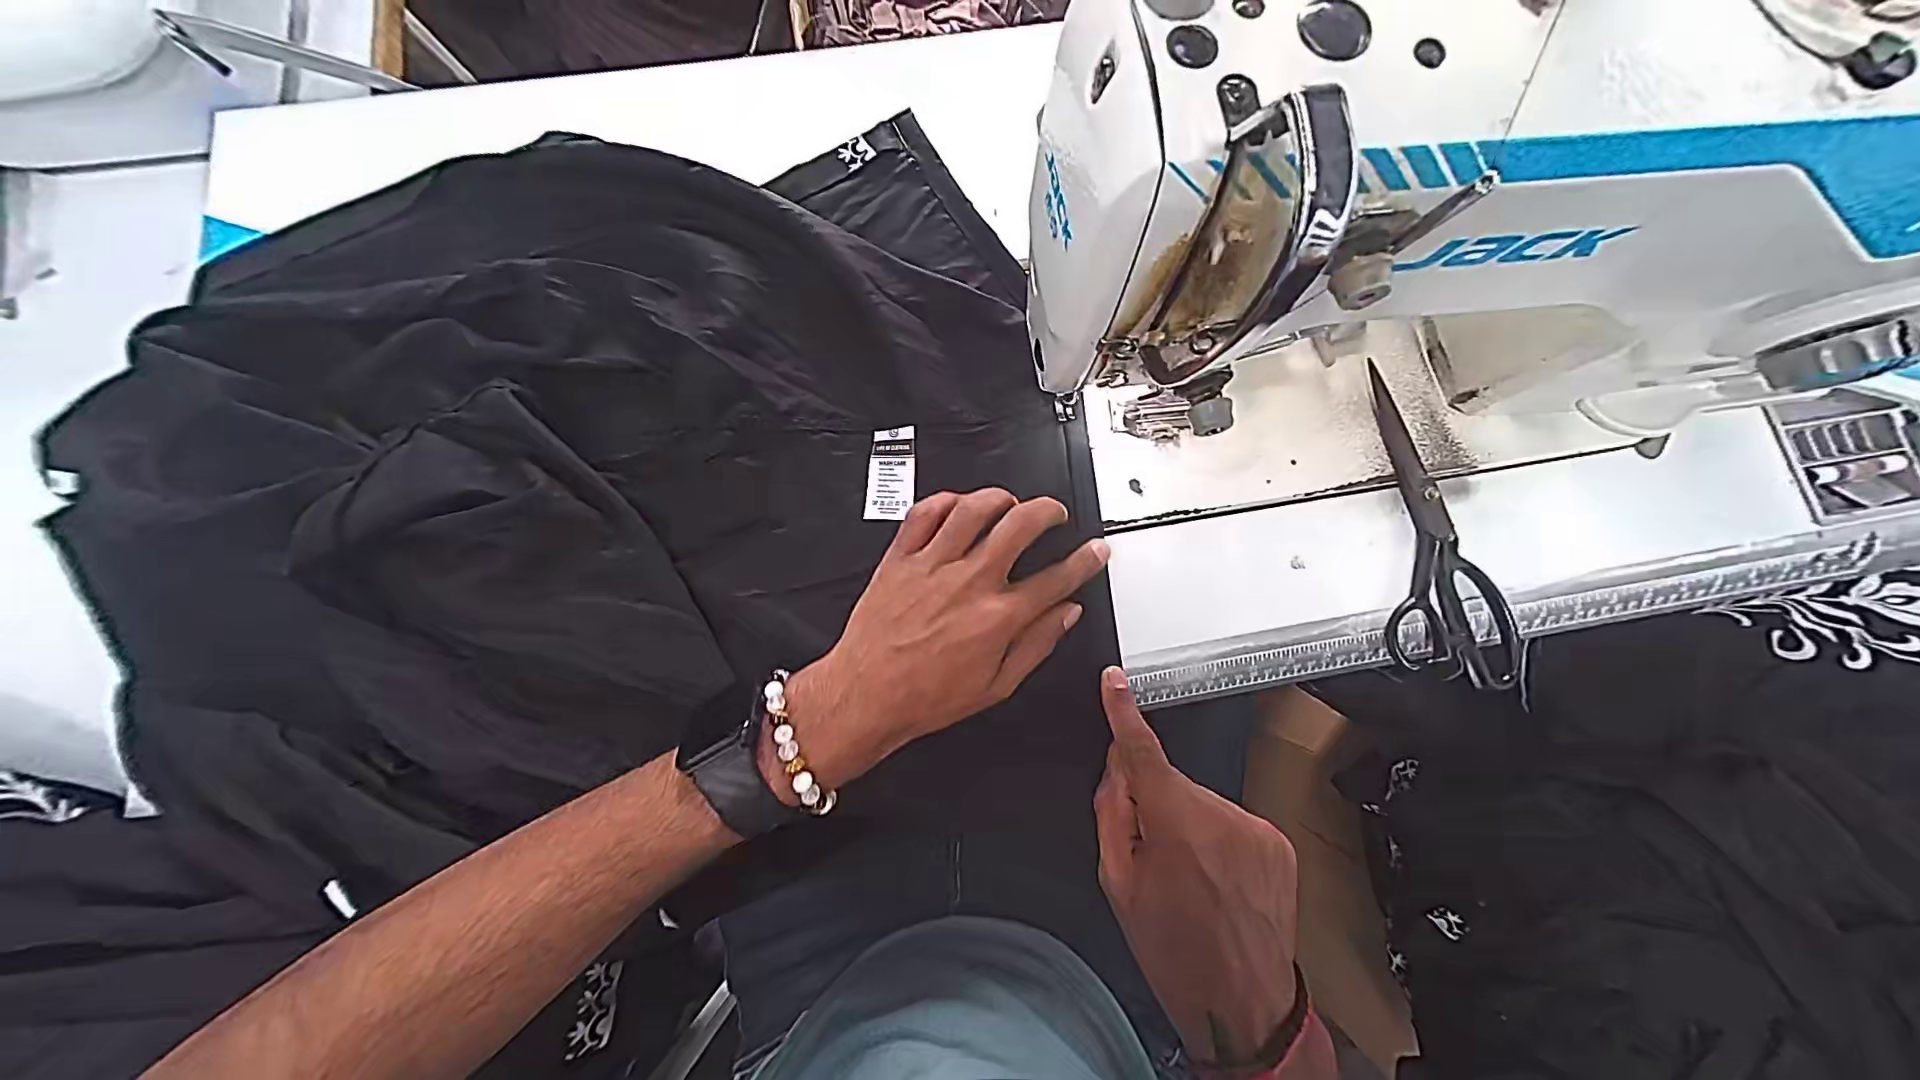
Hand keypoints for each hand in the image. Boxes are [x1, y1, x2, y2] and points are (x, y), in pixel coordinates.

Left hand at [764, 489, 1110, 797]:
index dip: (1085, 560)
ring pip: (974, 509)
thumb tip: (1065, 615)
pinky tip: (958, 505)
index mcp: (997, 618)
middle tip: (1055, 513)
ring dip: (1001, 497)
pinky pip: (925, 513)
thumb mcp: (996, 685)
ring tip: (1010, 502)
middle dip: (1049, 511)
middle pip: (1021, 525)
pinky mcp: (901, 559)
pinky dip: (946, 500)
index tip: (1093, 551)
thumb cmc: (924, 696)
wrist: (866, 695)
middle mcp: (968, 584)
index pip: (1056, 578)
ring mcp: (933, 566)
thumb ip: (1037, 644)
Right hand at [1094, 667, 1301, 1068]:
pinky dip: (1216, 837)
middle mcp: (1220, 817)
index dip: (1124, 712)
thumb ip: (1111, 812)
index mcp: (1173, 825)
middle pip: (1170, 780)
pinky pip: (1229, 818)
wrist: (1243, 1006)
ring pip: (1200, 800)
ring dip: (1187, 823)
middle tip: (1153, 854)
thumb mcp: (1118, 883)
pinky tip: (1217, 878)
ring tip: (1190, 877)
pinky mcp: (1275, 839)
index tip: (1114, 682)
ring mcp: (1253, 827)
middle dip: (1154, 802)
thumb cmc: (1175, 953)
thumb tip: (1116, 769)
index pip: (1142, 750)